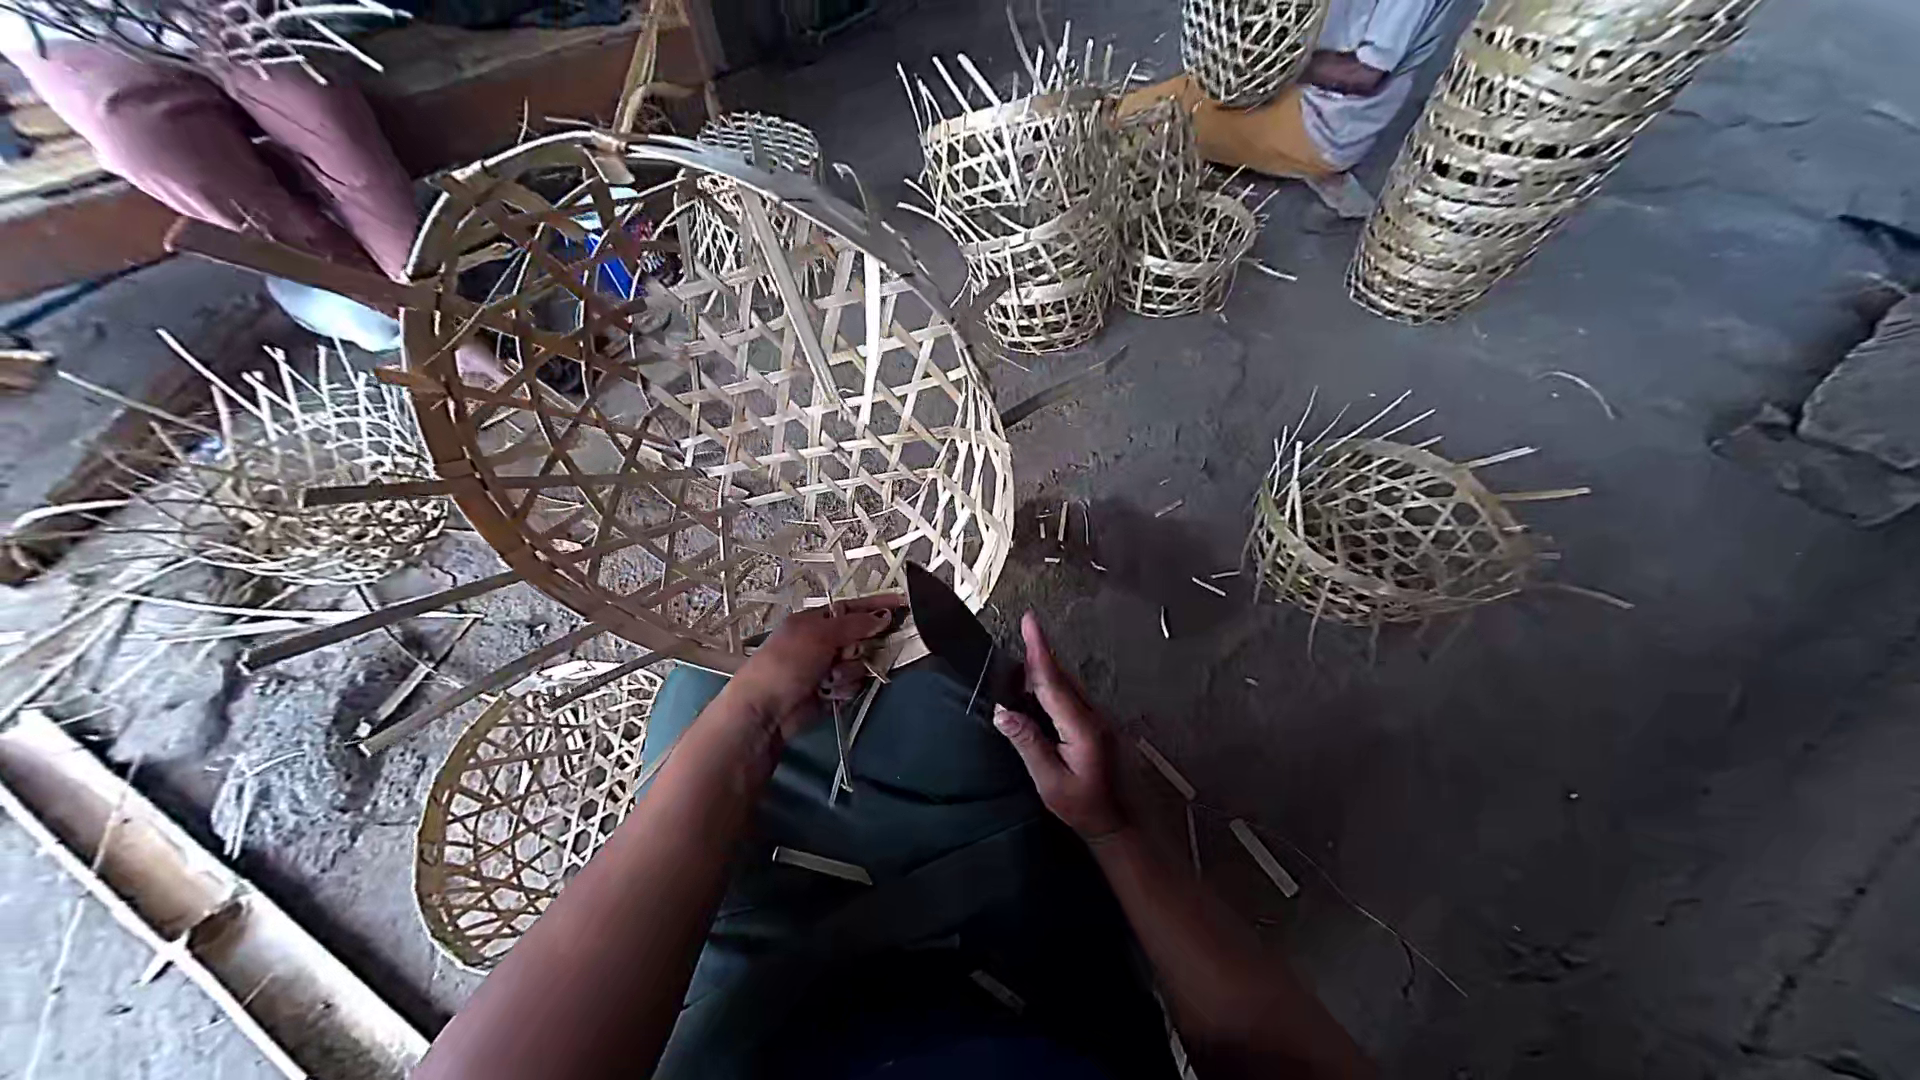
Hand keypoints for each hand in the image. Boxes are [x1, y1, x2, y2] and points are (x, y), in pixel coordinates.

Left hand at [726, 595, 901, 733]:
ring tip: (828, 679)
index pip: (855, 608)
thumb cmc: (786, 663)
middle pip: (863, 637)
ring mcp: (829, 666)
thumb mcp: (819, 634)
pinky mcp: (833, 690)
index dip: (877, 605)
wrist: (766, 710)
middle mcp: (825, 641)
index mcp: (817, 620)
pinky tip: (828, 693)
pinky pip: (854, 684)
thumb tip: (883, 617)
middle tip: (845, 653)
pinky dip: (843, 689)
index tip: (902, 603)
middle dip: (860, 647)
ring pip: (861, 663)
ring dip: (848, 672)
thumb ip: (855, 624)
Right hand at [992, 612, 1128, 841]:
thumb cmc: (1086, 808)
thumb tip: (1003, 713)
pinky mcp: (1096, 722)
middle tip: (1013, 650)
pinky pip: (1070, 695)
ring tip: (1018, 676)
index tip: (1030, 622)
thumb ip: (1028, 744)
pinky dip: (1051, 688)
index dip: (1039, 649)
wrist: (1120, 822)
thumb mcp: (1050, 783)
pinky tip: (1037, 697)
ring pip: (1065, 684)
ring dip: (1042, 673)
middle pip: (1059, 676)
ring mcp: (1097, 717)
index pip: (1053, 681)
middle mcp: (1093, 716)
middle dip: (1035, 657)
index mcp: (1082, 728)